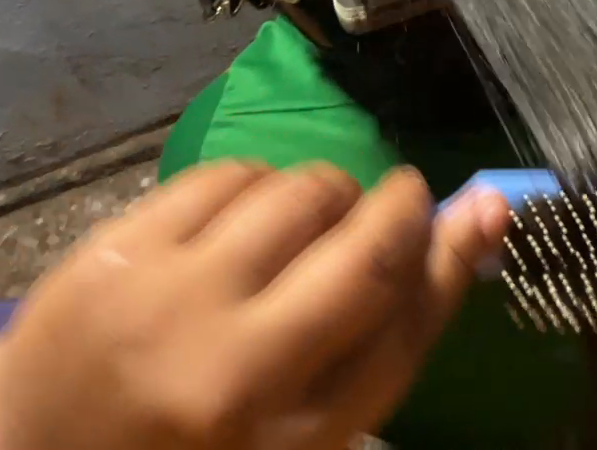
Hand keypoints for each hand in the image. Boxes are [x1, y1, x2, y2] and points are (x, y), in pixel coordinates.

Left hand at [0, 162, 508, 449]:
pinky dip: (259, 183)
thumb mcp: (306, 415)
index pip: (410, 324)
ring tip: (302, 228)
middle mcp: (234, 373)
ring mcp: (167, 302)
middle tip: (393, 202)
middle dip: (400, 205)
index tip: (476, 207)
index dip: (454, 252)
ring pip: (302, 190)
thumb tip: (478, 211)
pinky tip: (241, 220)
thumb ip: (391, 324)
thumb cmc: (197, 437)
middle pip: (366, 248)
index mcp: (291, 437)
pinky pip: (233, 173)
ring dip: (325, 195)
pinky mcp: (117, 248)